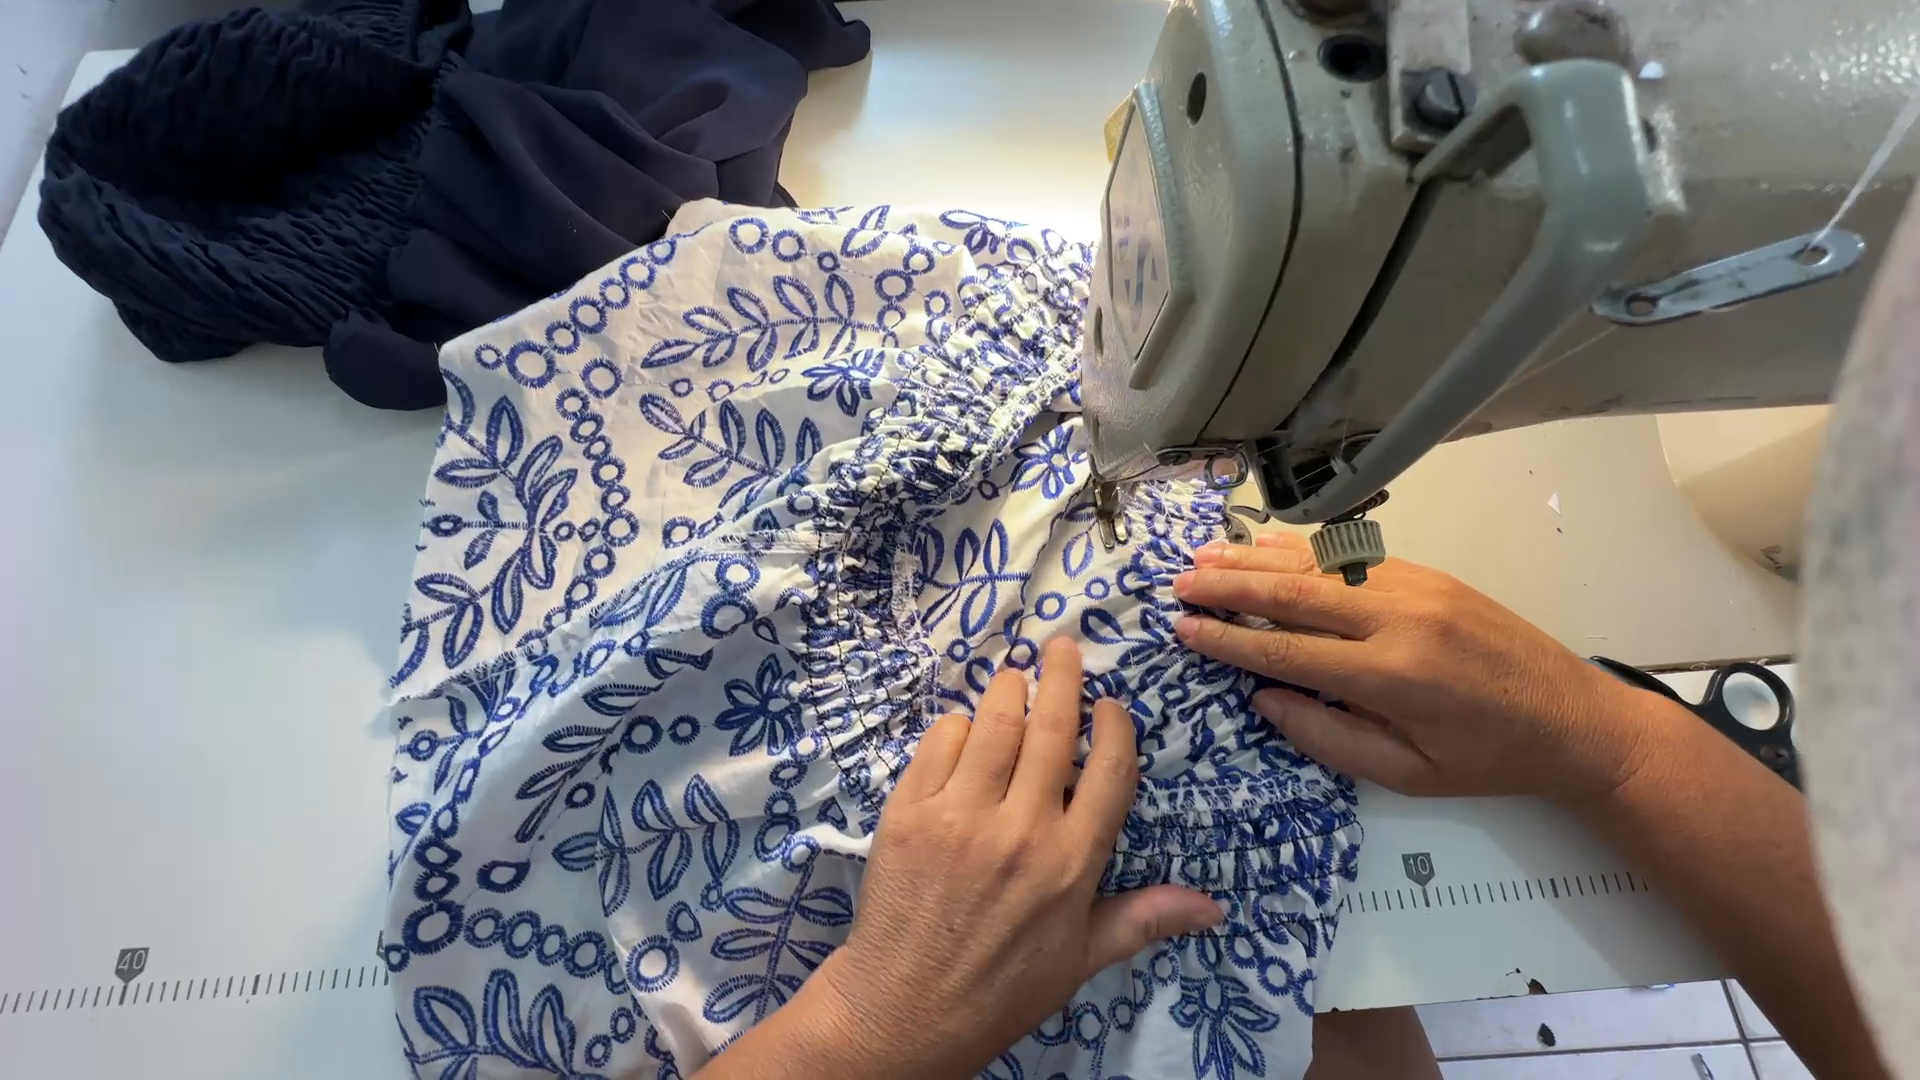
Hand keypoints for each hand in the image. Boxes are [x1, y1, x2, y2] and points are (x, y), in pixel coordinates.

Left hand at [806, 637, 1222, 1078]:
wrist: (905, 1008)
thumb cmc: (1002, 984)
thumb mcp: (1081, 959)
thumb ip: (1143, 918)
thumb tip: (1214, 906)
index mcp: (1071, 864)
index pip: (1110, 771)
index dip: (1115, 726)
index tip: (1111, 705)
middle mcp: (1021, 829)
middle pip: (1052, 729)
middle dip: (1062, 676)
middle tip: (1063, 646)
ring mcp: (960, 815)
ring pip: (995, 722)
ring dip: (1008, 688)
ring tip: (1015, 675)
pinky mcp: (910, 809)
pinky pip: (940, 741)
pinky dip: (957, 724)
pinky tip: (965, 727)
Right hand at [1170, 533, 1651, 801]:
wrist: (1580, 720)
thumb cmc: (1487, 759)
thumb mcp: (1407, 773)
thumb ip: (1326, 736)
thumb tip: (1260, 696)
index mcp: (1392, 677)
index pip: (1286, 652)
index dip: (1228, 642)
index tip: (1183, 630)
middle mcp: (1397, 619)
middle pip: (1291, 595)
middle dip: (1227, 588)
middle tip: (1178, 584)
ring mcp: (1412, 586)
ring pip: (1314, 565)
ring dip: (1252, 559)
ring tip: (1202, 555)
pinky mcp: (1425, 571)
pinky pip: (1346, 554)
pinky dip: (1296, 548)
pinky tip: (1260, 544)